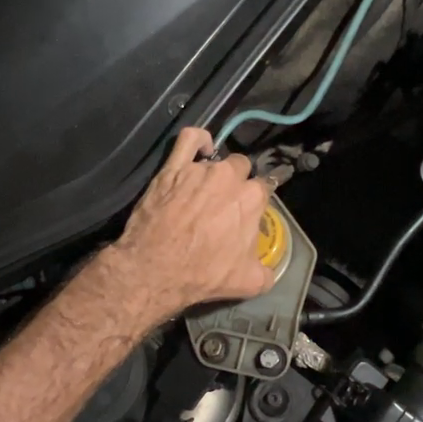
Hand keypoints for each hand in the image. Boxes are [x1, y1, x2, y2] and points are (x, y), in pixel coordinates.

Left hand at [102, 127, 274, 322]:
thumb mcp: (248, 282)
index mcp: (252, 199)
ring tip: (203, 192)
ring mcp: (200, 169)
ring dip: (214, 173)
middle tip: (223, 205)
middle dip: (236, 183)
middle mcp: (229, 177)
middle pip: (240, 168)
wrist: (156, 269)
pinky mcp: (173, 167)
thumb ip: (265, 270)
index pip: (263, 187)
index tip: (246, 213)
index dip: (255, 200)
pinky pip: (189, 139)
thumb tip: (267, 269)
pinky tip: (201, 149)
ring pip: (215, 161)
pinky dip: (199, 140)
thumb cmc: (203, 275)